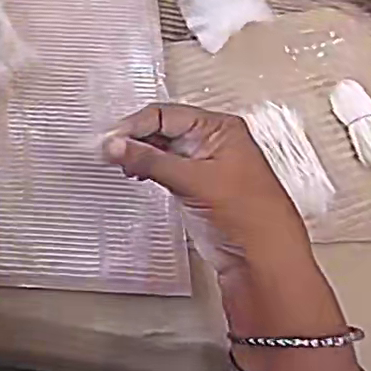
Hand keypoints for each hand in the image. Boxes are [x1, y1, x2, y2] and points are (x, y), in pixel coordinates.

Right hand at [100, 103, 306, 259]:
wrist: (261, 256)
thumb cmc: (252, 215)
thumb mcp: (194, 180)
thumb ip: (150, 160)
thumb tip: (117, 145)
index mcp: (219, 128)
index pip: (165, 114)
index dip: (135, 126)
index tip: (111, 141)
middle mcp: (209, 140)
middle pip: (159, 128)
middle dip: (133, 138)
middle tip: (109, 150)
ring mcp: (199, 162)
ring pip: (157, 147)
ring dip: (136, 153)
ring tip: (118, 162)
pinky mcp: (190, 183)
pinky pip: (159, 165)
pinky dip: (143, 167)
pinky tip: (133, 172)